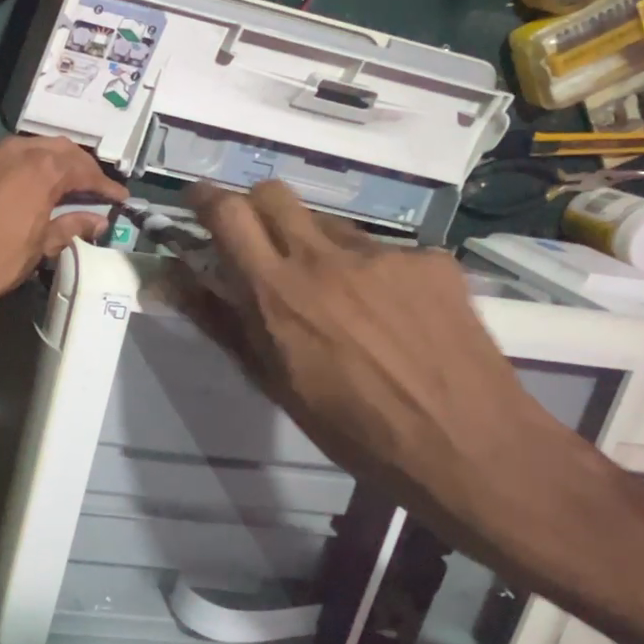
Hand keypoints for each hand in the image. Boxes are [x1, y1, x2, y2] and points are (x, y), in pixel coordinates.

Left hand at [0, 137, 125, 362]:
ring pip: (26, 149)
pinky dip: (20, 168)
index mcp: (40, 167)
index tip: (119, 199)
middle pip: (56, 149)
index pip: (83, 168)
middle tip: (92, 189)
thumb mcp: (38, 247)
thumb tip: (95, 221)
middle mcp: (12, 151)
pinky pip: (1, 159)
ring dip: (48, 163)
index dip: (104, 185)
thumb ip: (69, 227)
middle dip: (78, 167)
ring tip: (62, 187)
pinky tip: (25, 188)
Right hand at [175, 181, 561, 515]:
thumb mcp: (272, 381)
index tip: (196, 204)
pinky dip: (374, 273)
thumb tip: (170, 277)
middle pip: (273, 194)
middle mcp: (323, 258)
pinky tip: (395, 316)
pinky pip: (385, 251)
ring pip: (329, 224)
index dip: (204, 197)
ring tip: (339, 296)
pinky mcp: (432, 261)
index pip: (227, 212)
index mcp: (276, 291)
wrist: (473, 449)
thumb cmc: (354, 429)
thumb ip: (219, 320)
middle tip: (258, 240)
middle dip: (254, 206)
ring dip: (315, 244)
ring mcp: (382, 255)